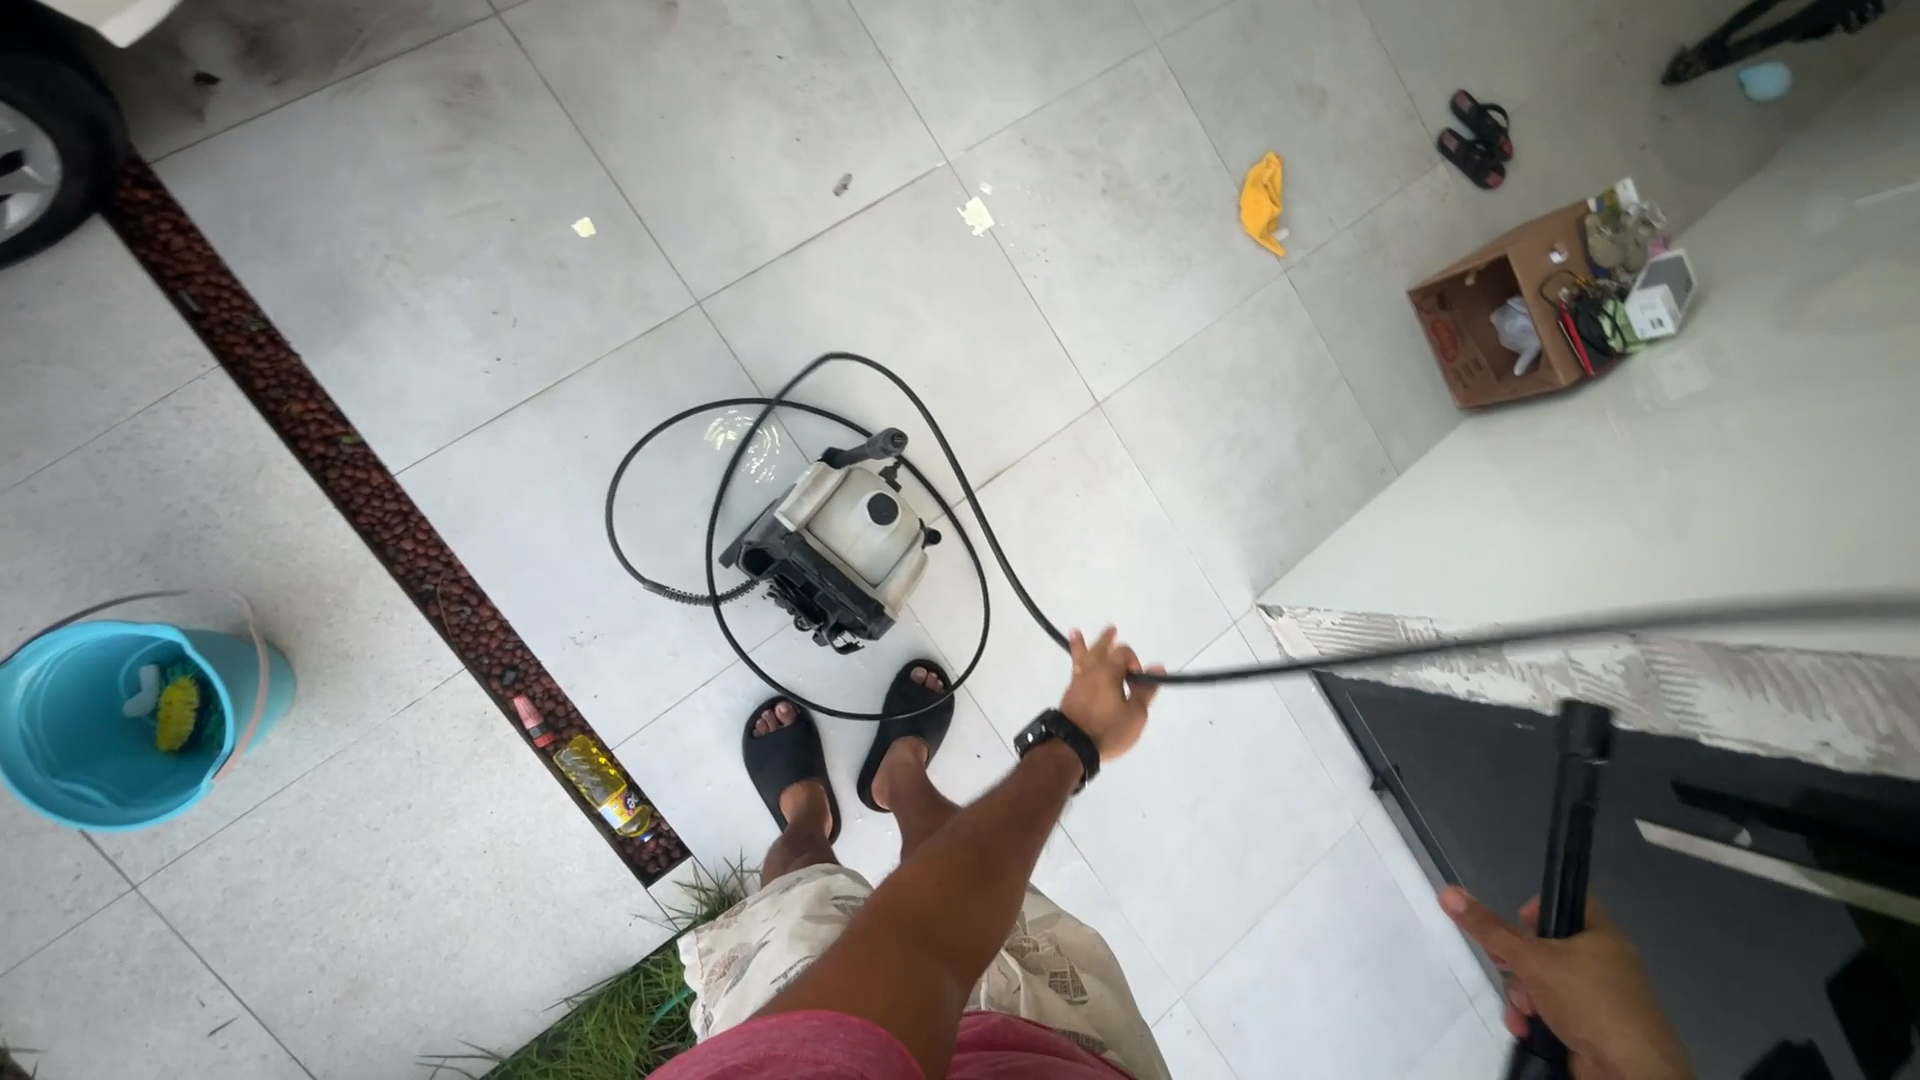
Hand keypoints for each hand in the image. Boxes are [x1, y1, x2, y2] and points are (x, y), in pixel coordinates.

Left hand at [1059, 627, 1163, 760]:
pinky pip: (1074, 670)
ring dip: (1082, 644)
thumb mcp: (1135, 714)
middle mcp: (1091, 671)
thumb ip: (1145, 690)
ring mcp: (1077, 682)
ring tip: (1076, 632)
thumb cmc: (1108, 730)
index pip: (1123, 653)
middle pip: (1100, 649)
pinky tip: (1075, 662)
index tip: (1137, 682)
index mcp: (1109, 672)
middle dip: (1107, 639)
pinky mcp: (1070, 694)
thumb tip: (1157, 668)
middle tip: (1112, 630)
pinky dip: (1074, 660)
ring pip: (1081, 657)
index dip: (1134, 662)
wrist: (1072, 746)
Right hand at [1440, 887, 1691, 1079]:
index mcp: (1601, 937)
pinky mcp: (1593, 1025)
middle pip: (1546, 944)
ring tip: (1522, 1008)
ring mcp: (1600, 996)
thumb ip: (1489, 928)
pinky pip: (1554, 1006)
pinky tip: (1526, 1026)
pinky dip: (1536, 1014)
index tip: (1516, 925)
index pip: (1568, 904)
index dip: (1538, 908)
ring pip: (1545, 978)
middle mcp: (1604, 962)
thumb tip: (1448, 891)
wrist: (1632, 1075)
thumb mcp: (1531, 959)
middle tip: (1504, 965)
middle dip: (1517, 960)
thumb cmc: (1588, 1002)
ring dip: (1522, 992)